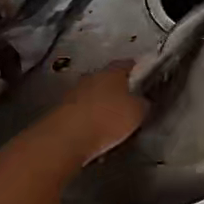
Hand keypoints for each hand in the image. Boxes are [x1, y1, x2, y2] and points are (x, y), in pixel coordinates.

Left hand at [27, 62, 148, 166]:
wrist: (67, 138)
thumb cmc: (108, 119)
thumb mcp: (137, 113)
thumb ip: (142, 103)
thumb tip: (142, 100)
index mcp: (112, 73)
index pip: (126, 64)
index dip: (135, 69)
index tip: (141, 75)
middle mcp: (91, 77)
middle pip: (105, 78)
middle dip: (115, 87)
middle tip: (126, 99)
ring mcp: (73, 93)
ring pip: (91, 94)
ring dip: (99, 102)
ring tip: (110, 117)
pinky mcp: (61, 110)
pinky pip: (80, 110)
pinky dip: (88, 116)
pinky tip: (94, 130)